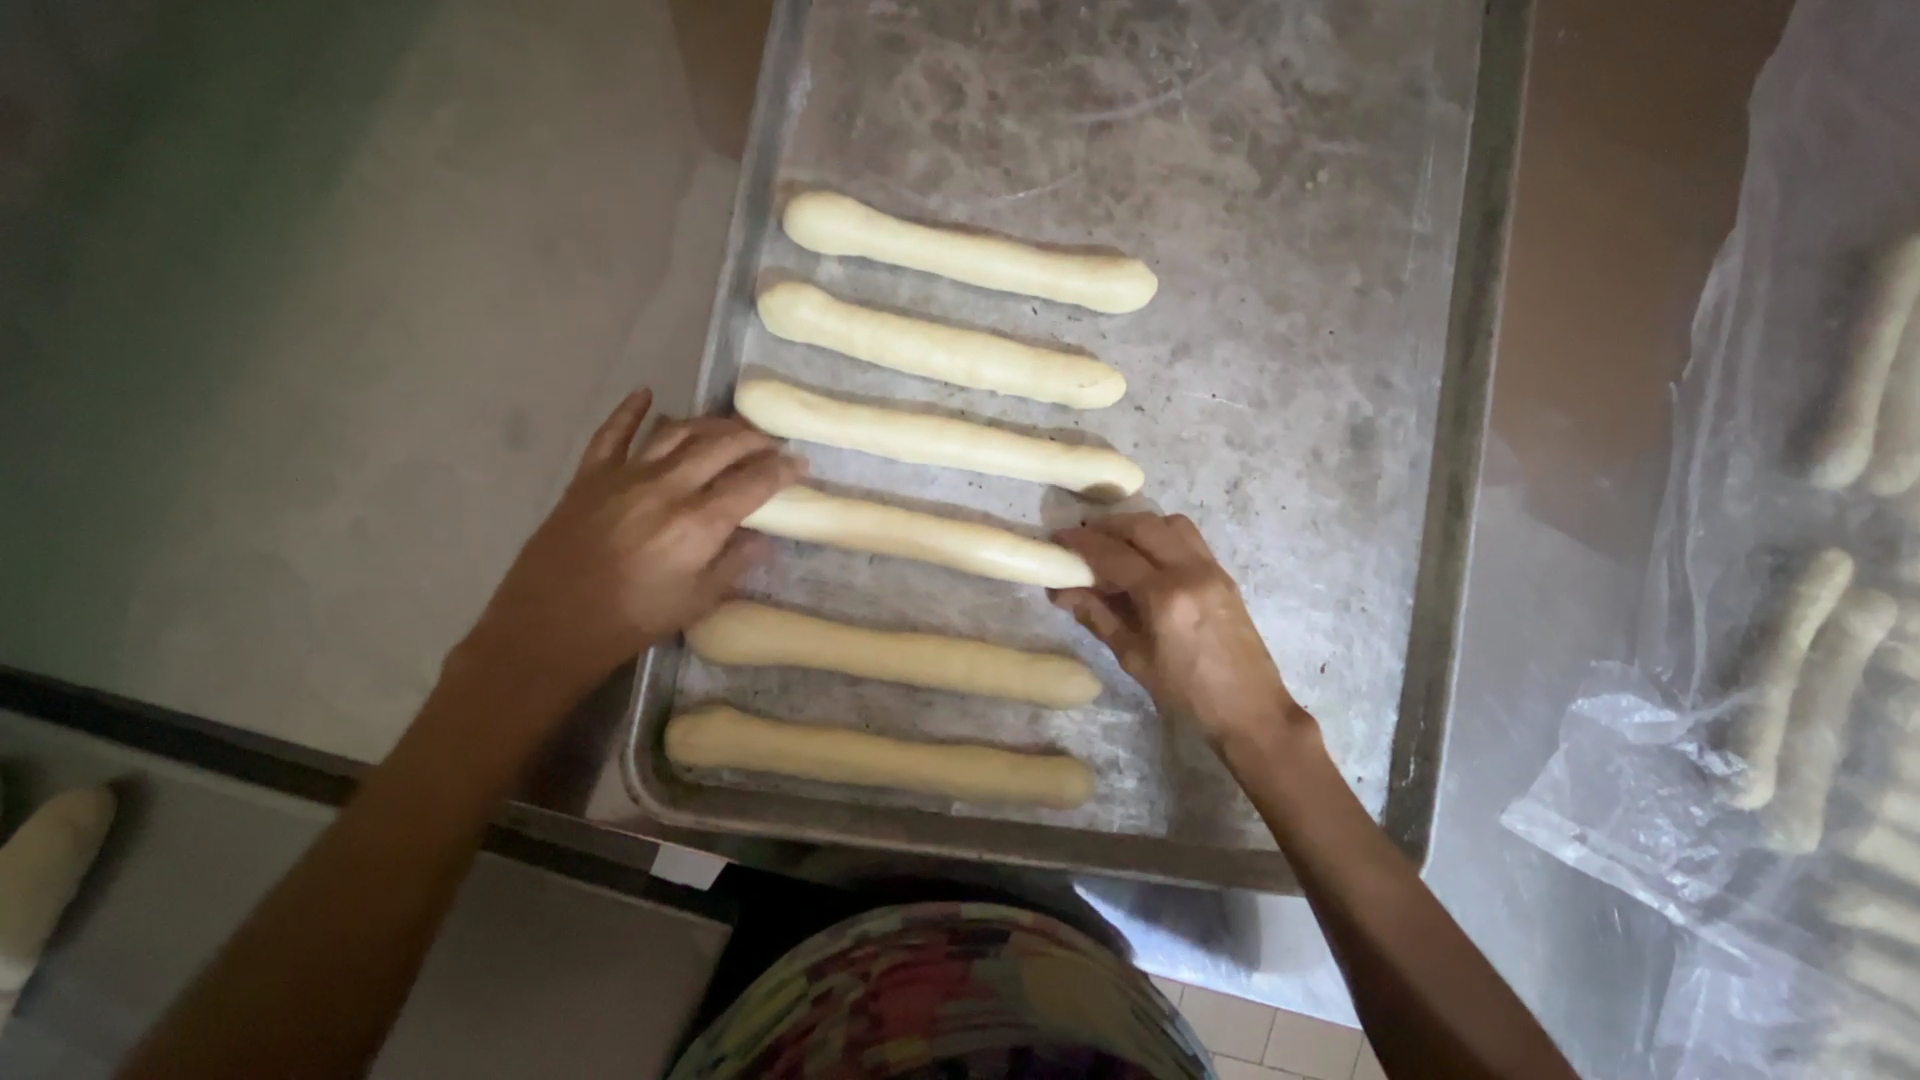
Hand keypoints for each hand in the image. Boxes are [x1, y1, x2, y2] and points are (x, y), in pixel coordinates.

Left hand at [453, 389, 804, 708]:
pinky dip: (632, 410)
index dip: (782, 469)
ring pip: (677, 432)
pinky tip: (647, 394)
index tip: (800, 462)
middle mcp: (667, 488)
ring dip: (709, 423)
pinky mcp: (590, 476)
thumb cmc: (632, 621)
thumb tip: (764, 539)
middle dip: (753, 439)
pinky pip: (613, 433)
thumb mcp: (696, 603)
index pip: (753, 483)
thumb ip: (734, 564)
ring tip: (728, 426)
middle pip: (720, 446)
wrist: (550, 625)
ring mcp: (625, 476)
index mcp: (698, 523)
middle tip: (770, 442)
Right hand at [1053, 513, 1304, 747]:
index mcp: (1165, 596)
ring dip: (1137, 526)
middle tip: (1082, 538)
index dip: (1082, 544)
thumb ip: (1098, 617)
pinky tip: (1146, 559)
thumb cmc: (1187, 693)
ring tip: (1115, 545)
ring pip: (1169, 524)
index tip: (1058, 540)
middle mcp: (1190, 571)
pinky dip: (1161, 536)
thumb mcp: (1134, 658)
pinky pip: (1188, 538)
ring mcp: (1211, 569)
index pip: (1115, 555)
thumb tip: (1062, 592)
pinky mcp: (1223, 575)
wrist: (1250, 708)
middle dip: (1107, 526)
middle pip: (1142, 526)